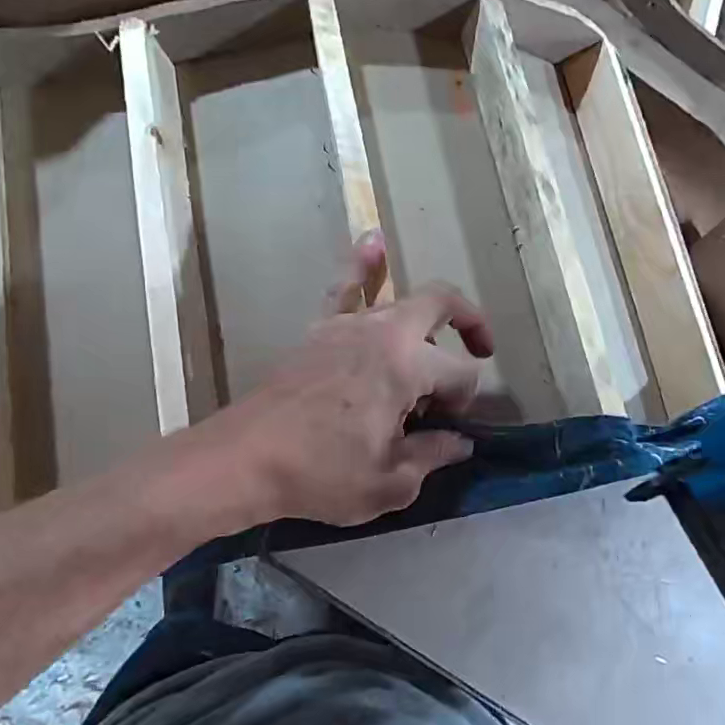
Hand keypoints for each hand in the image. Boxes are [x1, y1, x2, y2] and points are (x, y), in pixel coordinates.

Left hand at [129, 233, 494, 530]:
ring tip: (452, 314)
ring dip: (432, 305)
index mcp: (406, 368)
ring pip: (401, 294)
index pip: (460, 375)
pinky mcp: (321, 329)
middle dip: (472, 326)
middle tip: (480, 353)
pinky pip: (346, 288)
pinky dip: (363, 264)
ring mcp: (350, 325)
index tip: (445, 430)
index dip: (463, 402)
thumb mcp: (390, 483)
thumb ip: (433, 456)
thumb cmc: (320, 474)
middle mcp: (384, 333)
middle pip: (443, 307)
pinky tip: (373, 241)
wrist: (244, 460)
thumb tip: (460, 442)